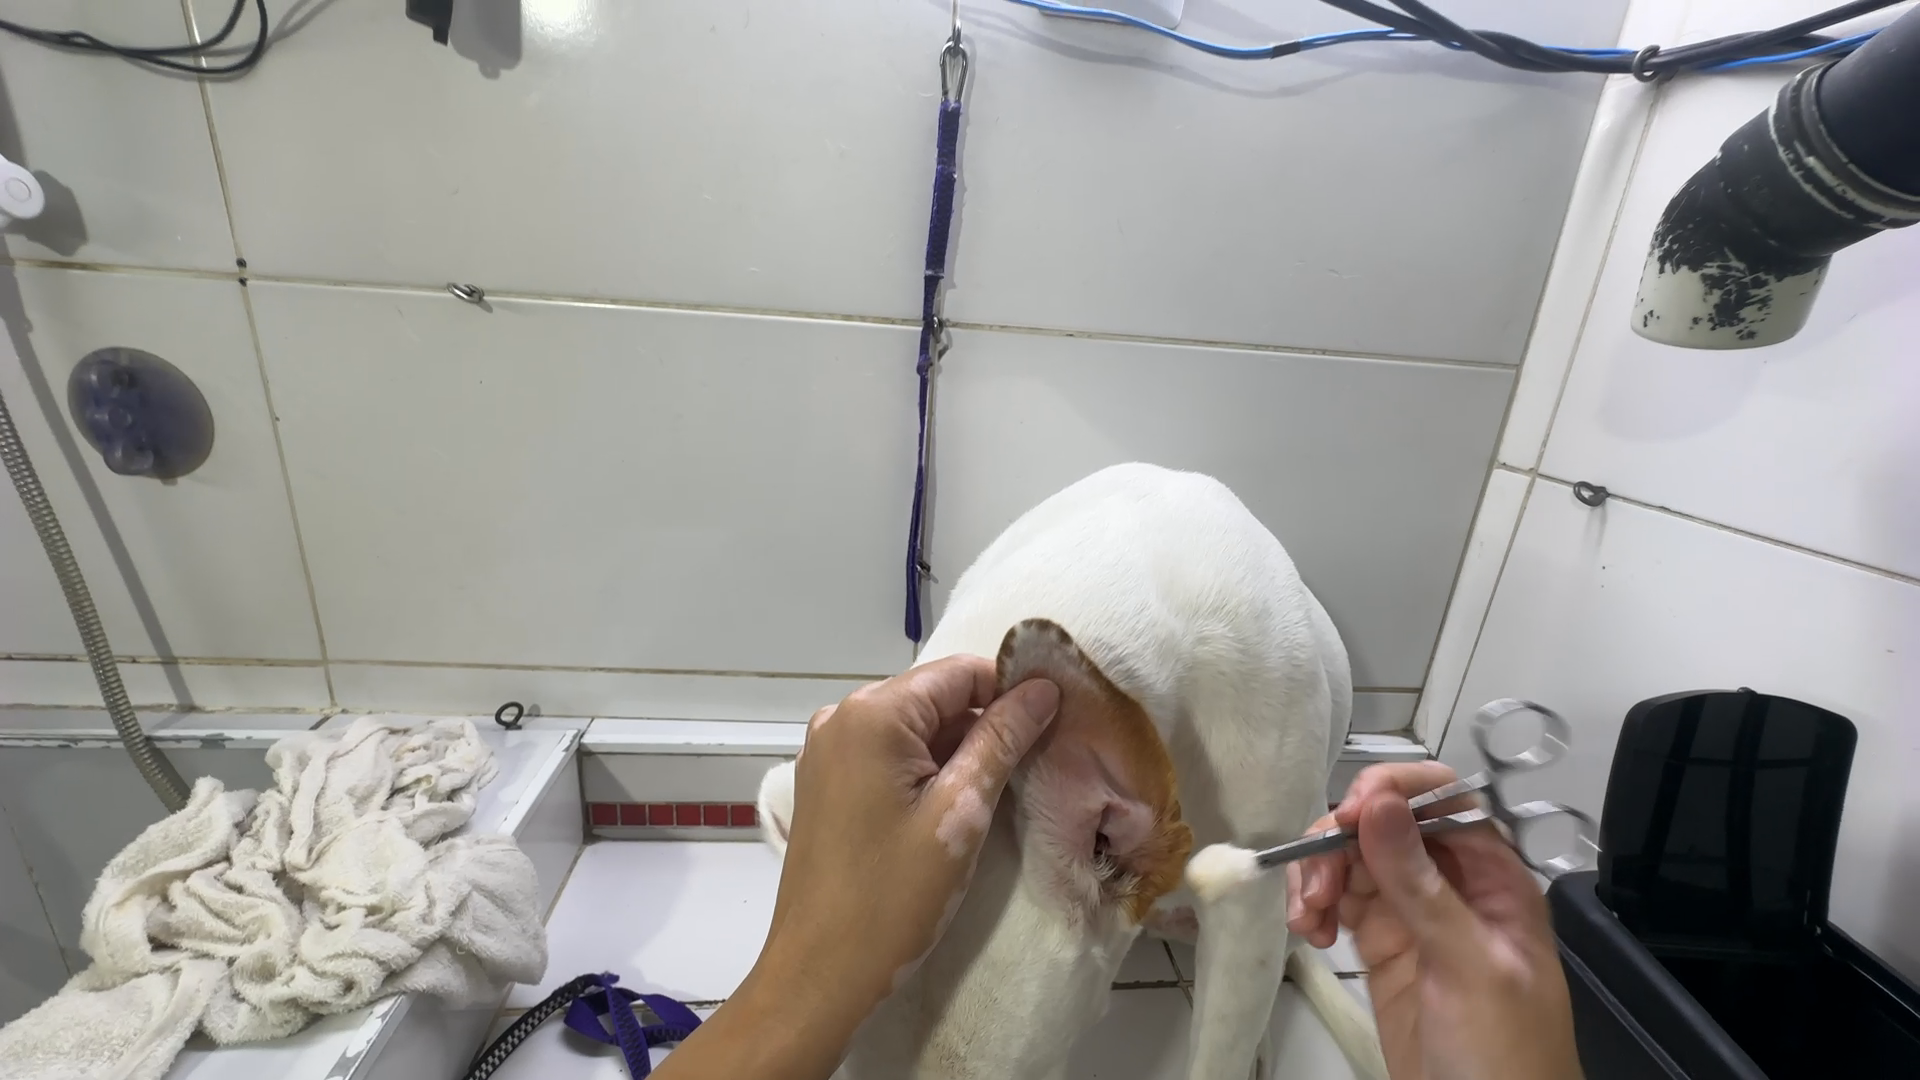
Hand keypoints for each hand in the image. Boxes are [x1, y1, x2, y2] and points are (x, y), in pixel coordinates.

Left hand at [656, 657, 1058, 1079]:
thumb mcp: (960, 812)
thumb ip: (1002, 739)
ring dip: (956, 749)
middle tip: (1024, 769)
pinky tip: (946, 806)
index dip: (1010, 692)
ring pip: (913, 725)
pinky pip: (887, 750)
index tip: (1048, 727)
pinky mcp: (825, 777)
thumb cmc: (893, 897)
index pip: (960, 673)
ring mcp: (828, 746)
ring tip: (989, 794)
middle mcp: (843, 714)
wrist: (817, 975)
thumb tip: (1043, 688)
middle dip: (983, 724)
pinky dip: (923, 766)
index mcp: (873, 712)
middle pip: (935, 696)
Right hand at [1286, 763, 1582, 1079]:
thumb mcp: (1467, 965)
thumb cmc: (1504, 1056)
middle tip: (1316, 886)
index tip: (1347, 815)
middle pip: (1380, 823)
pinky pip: (1333, 895)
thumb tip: (1377, 800)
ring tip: (1306, 918)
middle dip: (1338, 843)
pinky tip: (1308, 932)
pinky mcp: (1375, 936)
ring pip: (1348, 855)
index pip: (1442, 800)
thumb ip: (1419, 882)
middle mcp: (1446, 881)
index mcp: (1490, 877)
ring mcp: (1407, 908)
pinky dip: (1311, 903)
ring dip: (1316, 875)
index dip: (1392, 793)